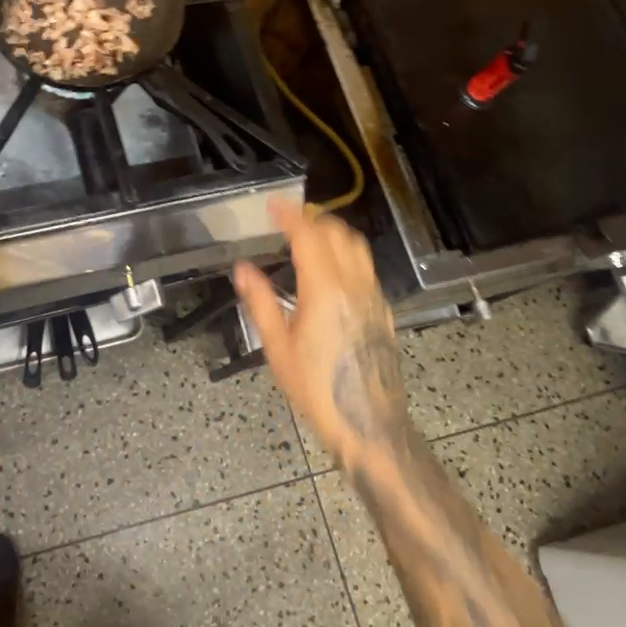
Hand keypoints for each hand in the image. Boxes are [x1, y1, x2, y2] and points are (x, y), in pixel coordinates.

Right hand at [234, 199, 407, 464]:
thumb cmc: (317, 389)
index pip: (309, 237)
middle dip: (314, 218)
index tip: (275, 204)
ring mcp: (372, 297)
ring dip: (334, 232)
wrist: (368, 422)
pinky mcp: (382, 311)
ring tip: (311, 235)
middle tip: (290, 217)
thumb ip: (261, 303)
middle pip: (338, 233)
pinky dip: (347, 254)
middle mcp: (354, 285)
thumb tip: (244, 270)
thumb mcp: (278, 349)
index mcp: (325, 290)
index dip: (291, 215)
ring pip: (357, 247)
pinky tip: (333, 269)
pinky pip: (366, 268)